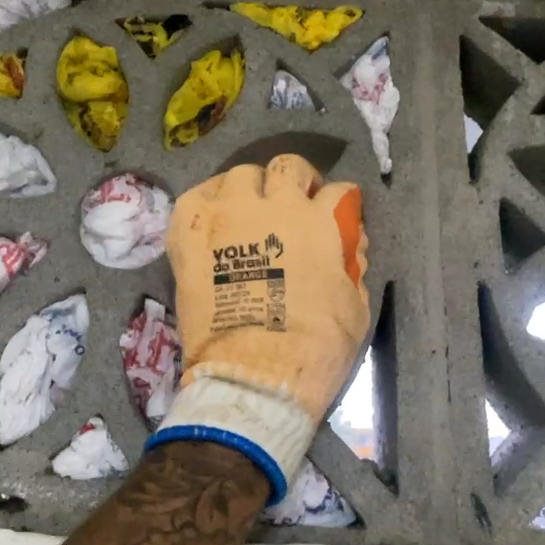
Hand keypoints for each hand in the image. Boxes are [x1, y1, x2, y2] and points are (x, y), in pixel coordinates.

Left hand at [149, 155, 369, 500]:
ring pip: (239, 175)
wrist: (255, 377)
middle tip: (293, 204)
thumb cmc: (315, 348)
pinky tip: (214, 219)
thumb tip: (350, 246)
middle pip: (287, 167)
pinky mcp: (188, 235)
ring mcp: (226, 216)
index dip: (340, 200)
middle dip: (295, 180)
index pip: (339, 191)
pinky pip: (194, 198)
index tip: (337, 212)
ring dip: (250, 190)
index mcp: (318, 223)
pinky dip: (207, 203)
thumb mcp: (357, 307)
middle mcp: (273, 207)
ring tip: (248, 212)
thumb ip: (353, 266)